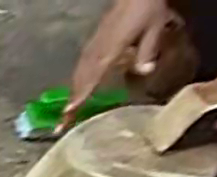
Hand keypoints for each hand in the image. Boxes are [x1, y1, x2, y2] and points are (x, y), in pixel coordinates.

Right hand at [64, 0, 176, 127]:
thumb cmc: (147, 6)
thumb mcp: (155, 26)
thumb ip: (147, 50)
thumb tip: (145, 71)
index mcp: (110, 49)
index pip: (91, 77)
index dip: (79, 96)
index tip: (67, 112)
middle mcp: (97, 50)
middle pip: (80, 80)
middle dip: (71, 102)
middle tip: (61, 124)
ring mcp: (94, 45)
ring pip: (79, 73)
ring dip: (72, 93)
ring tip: (67, 111)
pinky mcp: (95, 40)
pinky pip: (82, 64)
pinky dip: (77, 79)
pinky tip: (77, 86)